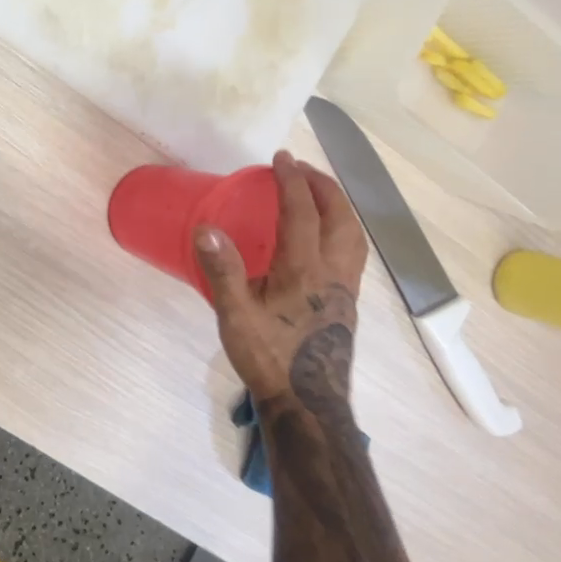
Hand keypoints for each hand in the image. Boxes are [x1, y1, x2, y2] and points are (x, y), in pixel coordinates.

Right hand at [195, 151, 369, 400]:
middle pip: (342, 221)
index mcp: (306, 271)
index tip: (280, 159)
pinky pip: (351, 254)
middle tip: (301, 169)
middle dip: (325, 189)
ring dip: (339, 208)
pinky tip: (322, 238)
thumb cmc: (268, 356)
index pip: (303, 215)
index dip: (292, 182)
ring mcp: (345, 292)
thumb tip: (206, 226)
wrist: (309, 403)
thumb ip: (222, 270)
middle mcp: (334, 275)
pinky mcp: (345, 305)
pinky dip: (340, 230)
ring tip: (317, 194)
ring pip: (354, 238)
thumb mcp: (235, 314)